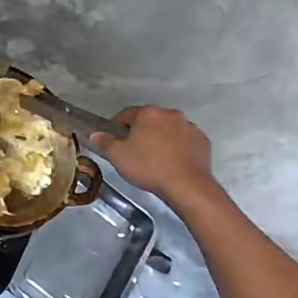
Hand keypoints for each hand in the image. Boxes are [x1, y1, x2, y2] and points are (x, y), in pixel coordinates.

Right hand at [91, 106, 217, 205]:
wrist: (187, 184)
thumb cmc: (150, 168)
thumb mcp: (119, 157)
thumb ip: (105, 142)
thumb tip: (96, 135)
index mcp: (148, 113)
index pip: (126, 114)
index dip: (118, 126)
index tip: (115, 139)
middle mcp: (170, 114)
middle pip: (150, 120)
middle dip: (141, 131)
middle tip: (135, 151)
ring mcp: (188, 126)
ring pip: (169, 129)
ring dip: (161, 138)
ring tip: (155, 159)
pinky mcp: (201, 140)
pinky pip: (185, 140)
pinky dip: (178, 147)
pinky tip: (173, 162)